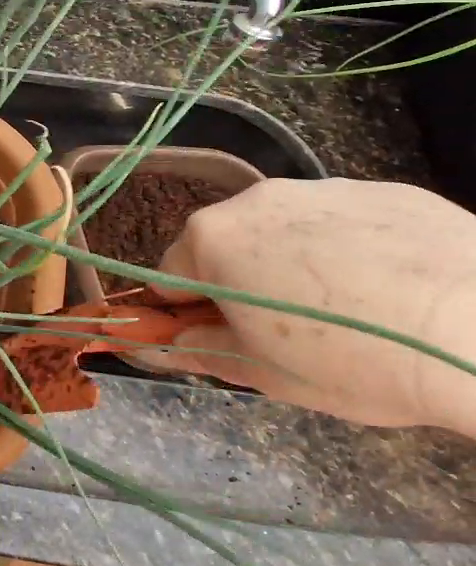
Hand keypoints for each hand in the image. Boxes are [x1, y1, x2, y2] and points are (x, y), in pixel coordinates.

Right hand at [145, 178, 475, 431]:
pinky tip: (402, 286)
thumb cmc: (359, 361)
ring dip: (305, 259)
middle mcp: (254, 201)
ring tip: (362, 307)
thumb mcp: (268, 375)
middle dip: (249, 278)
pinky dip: (364, 249)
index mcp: (210, 238)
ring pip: (294, 229)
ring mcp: (324, 190)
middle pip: (233, 243)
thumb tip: (163, 343)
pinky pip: (356, 222)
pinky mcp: (390, 192)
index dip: (195, 309)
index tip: (226, 335)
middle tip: (298, 329)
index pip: (174, 274)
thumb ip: (202, 350)